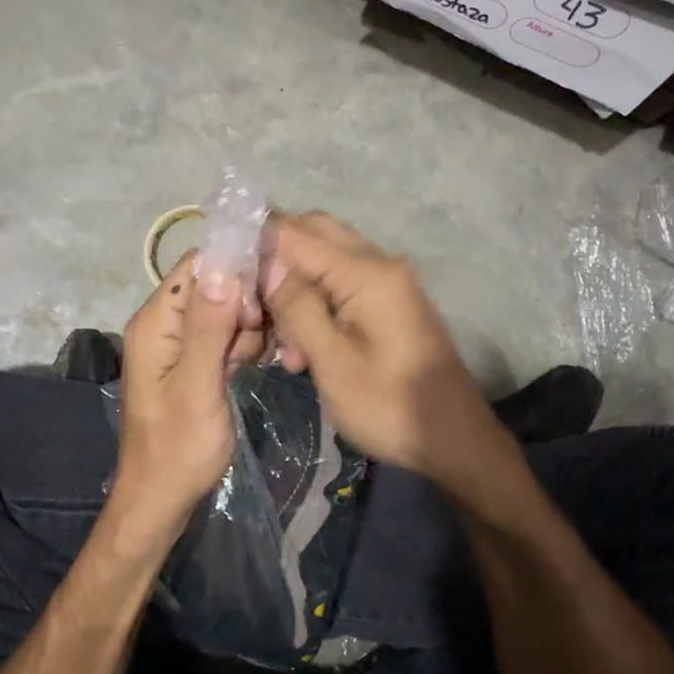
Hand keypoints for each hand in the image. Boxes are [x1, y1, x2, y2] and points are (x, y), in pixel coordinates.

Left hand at [115, 253, 249, 526]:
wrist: (162, 498)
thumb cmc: (178, 449)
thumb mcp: (197, 389)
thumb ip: (208, 330)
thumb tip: (224, 270)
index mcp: (154, 322)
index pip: (199, 265)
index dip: (236, 275)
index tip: (263, 308)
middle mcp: (162, 324)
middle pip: (216, 284)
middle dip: (246, 306)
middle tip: (256, 349)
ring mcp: (177, 343)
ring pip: (227, 310)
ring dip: (249, 330)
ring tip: (252, 364)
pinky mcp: (193, 361)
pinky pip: (225, 335)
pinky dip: (243, 346)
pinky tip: (251, 368)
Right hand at [263, 211, 498, 479]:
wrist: (452, 440)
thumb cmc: (388, 406)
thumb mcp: (332, 361)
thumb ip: (297, 307)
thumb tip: (266, 265)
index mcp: (366, 273)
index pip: (295, 233)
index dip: (254, 243)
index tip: (220, 270)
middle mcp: (379, 264)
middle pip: (313, 233)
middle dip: (272, 259)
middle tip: (243, 298)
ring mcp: (388, 283)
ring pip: (326, 260)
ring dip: (293, 286)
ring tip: (272, 336)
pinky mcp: (389, 305)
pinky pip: (342, 285)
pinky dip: (314, 303)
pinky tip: (298, 348)